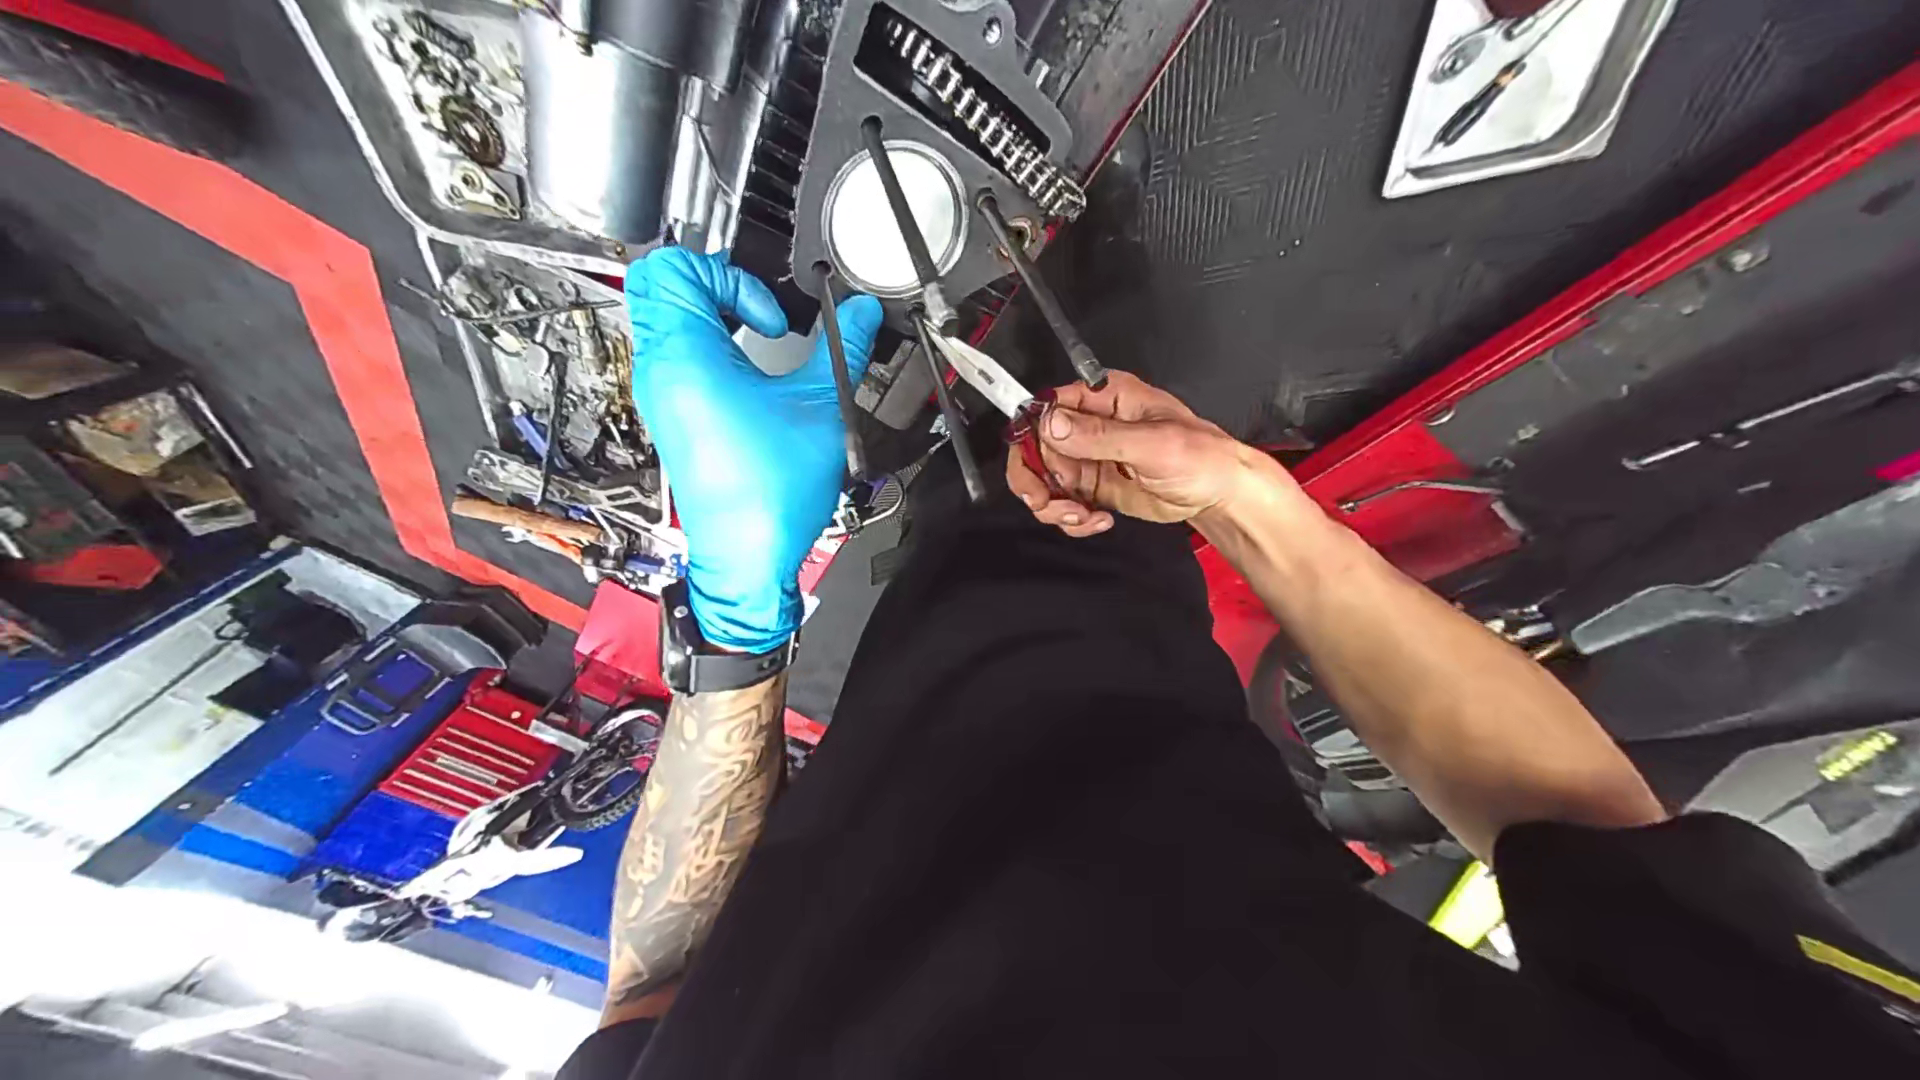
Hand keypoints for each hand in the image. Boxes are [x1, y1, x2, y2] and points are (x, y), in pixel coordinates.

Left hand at [627, 248, 881, 651]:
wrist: (748, 556)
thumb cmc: (770, 496)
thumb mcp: (823, 409)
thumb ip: (842, 348)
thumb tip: (858, 314)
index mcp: (688, 358)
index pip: (677, 268)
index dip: (732, 277)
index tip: (770, 316)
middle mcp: (662, 372)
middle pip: (662, 286)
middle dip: (717, 286)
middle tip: (760, 310)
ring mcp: (663, 396)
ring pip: (667, 322)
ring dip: (714, 317)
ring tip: (762, 341)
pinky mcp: (675, 417)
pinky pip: (678, 359)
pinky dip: (711, 349)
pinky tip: (754, 376)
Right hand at [1006, 371, 1286, 536]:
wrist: (1218, 494)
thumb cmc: (1200, 457)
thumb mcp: (1151, 443)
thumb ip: (1099, 436)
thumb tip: (1051, 423)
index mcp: (1102, 397)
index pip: (1045, 407)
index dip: (1032, 438)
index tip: (1037, 467)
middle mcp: (1088, 424)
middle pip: (1033, 447)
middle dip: (1035, 480)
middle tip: (1046, 502)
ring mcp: (1086, 458)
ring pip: (1042, 479)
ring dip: (1052, 505)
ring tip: (1081, 516)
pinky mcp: (1090, 487)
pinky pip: (1060, 502)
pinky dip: (1070, 518)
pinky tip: (1095, 520)